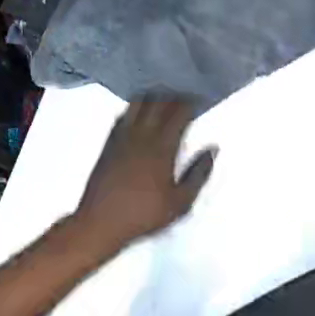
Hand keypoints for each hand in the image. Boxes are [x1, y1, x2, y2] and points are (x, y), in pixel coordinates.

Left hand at [72, 98, 215, 248]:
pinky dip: (134, 107)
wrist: (102, 220)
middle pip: (157, 103)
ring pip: (137, 104)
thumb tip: (212, 148)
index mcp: (161, 148)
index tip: (198, 98)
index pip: (177, 115)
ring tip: (163, 98)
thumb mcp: (181, 202)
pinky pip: (123, 115)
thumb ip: (198, 174)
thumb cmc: (145, 215)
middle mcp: (141, 135)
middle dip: (172, 95)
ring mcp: (121, 136)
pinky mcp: (108, 141)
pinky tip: (139, 110)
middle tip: (183, 95)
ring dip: (152, 97)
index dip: (188, 103)